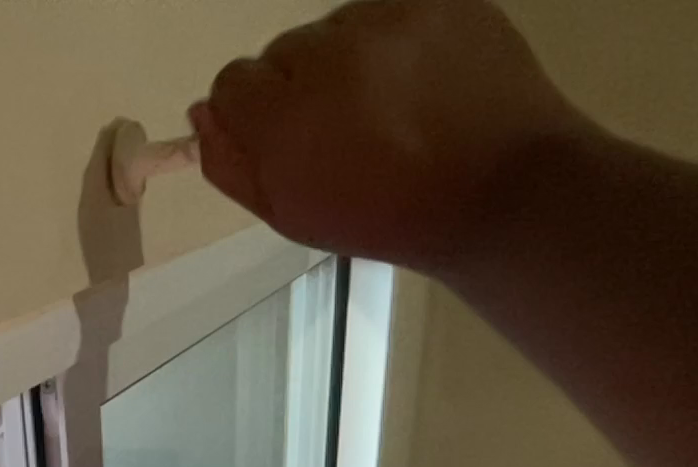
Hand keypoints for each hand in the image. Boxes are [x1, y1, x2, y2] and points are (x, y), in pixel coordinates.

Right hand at [191, 0, 591, 271]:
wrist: (493, 188)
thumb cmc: (372, 214)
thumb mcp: (282, 211)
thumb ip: (229, 162)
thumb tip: (204, 113)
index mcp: (283, 114)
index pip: (230, 83)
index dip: (247, 114)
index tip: (277, 141)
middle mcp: (329, 53)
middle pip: (279, 53)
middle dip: (292, 87)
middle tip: (332, 128)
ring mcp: (389, 20)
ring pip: (330, 30)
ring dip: (338, 62)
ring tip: (375, 104)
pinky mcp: (437, 1)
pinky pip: (383, 13)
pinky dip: (385, 42)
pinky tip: (408, 81)